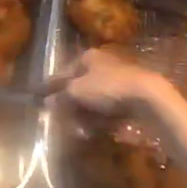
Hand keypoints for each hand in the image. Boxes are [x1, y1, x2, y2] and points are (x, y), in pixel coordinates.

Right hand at [56, 47, 177, 117]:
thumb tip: (48, 103)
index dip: (50, 87)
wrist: (147, 97)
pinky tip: (99, 128)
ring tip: (83, 129)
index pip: (62, 73)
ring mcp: (116, 80)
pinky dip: (101, 118)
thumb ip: (61, 97)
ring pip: (93, 100)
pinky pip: (108, 108)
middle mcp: (101, 65)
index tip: (38, 97)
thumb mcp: (78, 92)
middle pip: (78, 88)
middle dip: (71, 107)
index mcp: (87, 58)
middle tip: (64, 121)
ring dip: (85, 115)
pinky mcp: (128, 96)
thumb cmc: (107, 88)